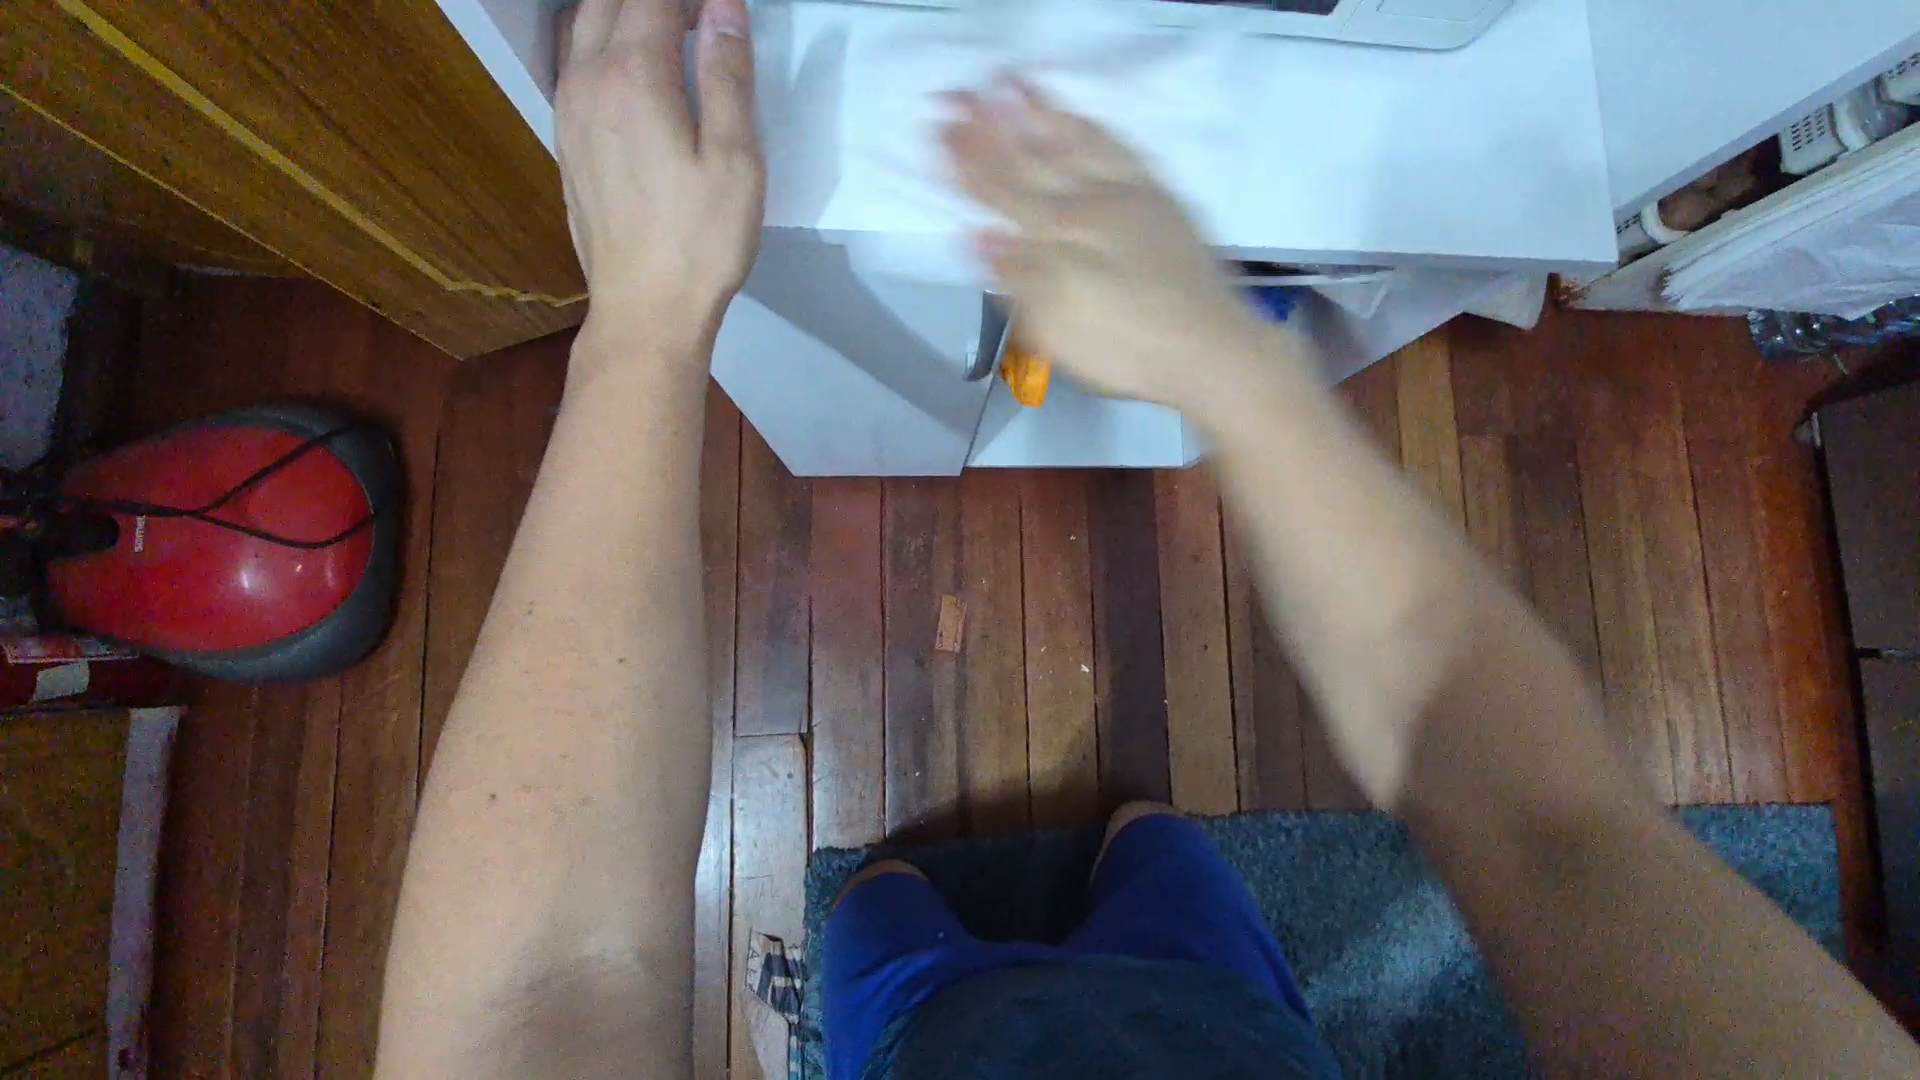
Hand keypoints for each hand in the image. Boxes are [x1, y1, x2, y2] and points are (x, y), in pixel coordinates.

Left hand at [556, 0, 764, 345]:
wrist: (647, 308)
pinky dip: (601, 39)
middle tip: (698, 14)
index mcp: (635, 77)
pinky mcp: (566, 142)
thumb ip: (729, 77)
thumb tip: (724, 9)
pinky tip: (628, 61)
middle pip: (610, 0)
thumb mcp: (735, 161)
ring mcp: (568, 111)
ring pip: (583, 25)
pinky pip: (573, 62)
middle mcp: (588, 81)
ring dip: (621, 9)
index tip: (723, 5)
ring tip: (665, 23)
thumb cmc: (702, 242)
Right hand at [941, 79, 1276, 411]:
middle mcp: (1088, 205)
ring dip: (1039, 115)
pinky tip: (1079, 119)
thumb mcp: (1057, 326)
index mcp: (1057, 239)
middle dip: (990, 128)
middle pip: (1030, 160)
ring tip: (1012, 84)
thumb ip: (1017, 277)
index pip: (1001, 192)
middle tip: (958, 94)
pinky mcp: (1161, 202)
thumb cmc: (1125, 348)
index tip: (938, 131)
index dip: (967, 163)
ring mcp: (1129, 197)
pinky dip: (1094, 129)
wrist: (1209, 350)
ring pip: (1074, 145)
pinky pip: (1121, 151)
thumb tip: (977, 234)